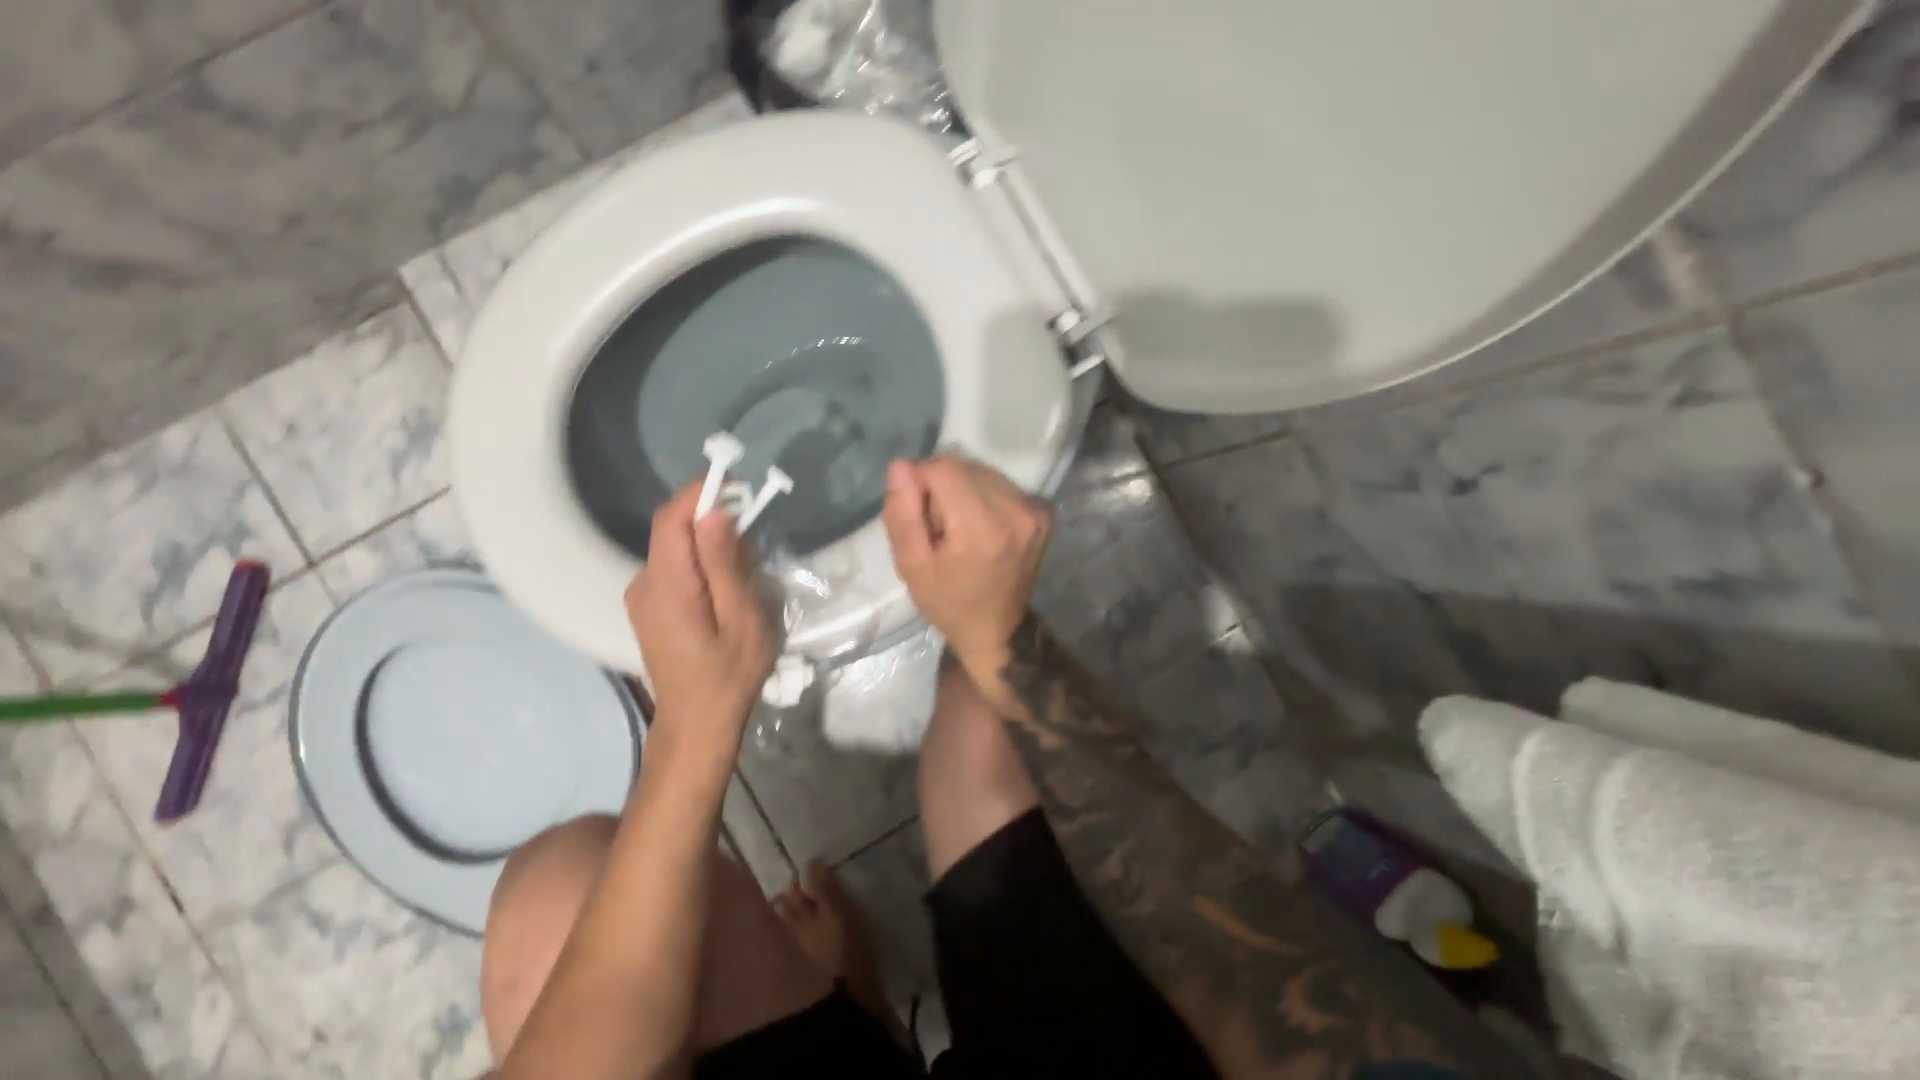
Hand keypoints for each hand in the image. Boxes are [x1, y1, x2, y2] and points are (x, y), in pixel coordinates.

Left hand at [625, 479, 775, 744]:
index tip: (736, 487)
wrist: (697, 723)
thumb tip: (714, 515)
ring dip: (709, 546)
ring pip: (675, 549)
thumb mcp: (741, 619)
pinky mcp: (649, 607)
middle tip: (753, 545)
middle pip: (673, 531)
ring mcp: (642, 597)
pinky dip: (701, 565)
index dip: (699, 493)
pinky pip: (674, 569)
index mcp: (666, 586)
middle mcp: (644, 583)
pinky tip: (726, 591)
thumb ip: (724, 565)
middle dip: (712, 521)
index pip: (671, 519)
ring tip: (745, 574)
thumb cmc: (728, 675)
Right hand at [882, 456, 1051, 689]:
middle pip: (965, 467)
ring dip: (966, 492)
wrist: (997, 630)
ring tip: (963, 530)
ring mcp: (1034, 511)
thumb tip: (902, 465)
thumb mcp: (911, 564)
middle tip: (942, 528)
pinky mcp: (1044, 513)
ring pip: (984, 473)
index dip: (923, 483)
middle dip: (945, 489)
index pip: (944, 467)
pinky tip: (983, 530)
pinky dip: (987, 499)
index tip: (922, 516)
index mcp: (981, 527)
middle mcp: (1014, 510)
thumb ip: (902, 512)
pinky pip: (1003, 486)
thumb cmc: (948, 601)